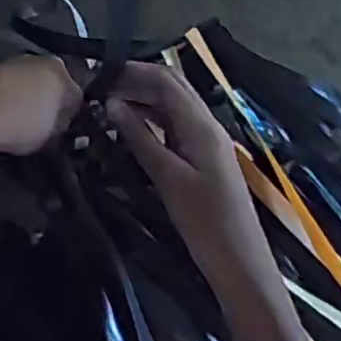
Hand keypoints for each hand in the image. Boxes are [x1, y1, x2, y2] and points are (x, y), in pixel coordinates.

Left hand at [0, 56, 81, 154]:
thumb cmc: (17, 122)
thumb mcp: (51, 135)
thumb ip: (61, 124)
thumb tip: (59, 121)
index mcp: (62, 72)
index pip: (77, 97)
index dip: (70, 117)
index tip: (61, 131)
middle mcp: (42, 60)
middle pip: (54, 86)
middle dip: (51, 103)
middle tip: (44, 126)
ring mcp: (17, 60)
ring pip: (33, 84)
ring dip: (30, 98)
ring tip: (22, 121)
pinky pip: (14, 85)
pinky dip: (13, 95)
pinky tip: (7, 112)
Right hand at [107, 62, 273, 288]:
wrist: (243, 269)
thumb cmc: (205, 222)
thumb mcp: (166, 177)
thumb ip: (138, 135)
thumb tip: (110, 101)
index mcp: (201, 126)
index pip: (165, 79)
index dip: (131, 71)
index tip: (97, 74)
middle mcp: (206, 125)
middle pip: (170, 85)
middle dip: (135, 78)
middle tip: (99, 85)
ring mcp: (206, 140)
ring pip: (171, 102)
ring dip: (140, 95)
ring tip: (107, 101)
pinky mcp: (203, 155)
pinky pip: (173, 121)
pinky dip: (149, 114)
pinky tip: (128, 123)